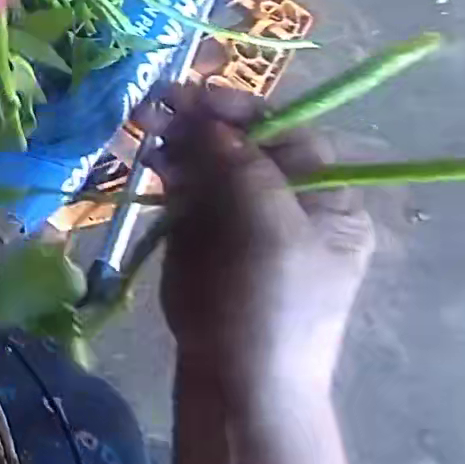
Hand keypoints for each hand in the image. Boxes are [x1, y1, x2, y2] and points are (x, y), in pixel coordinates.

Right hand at [137, 83, 374, 394]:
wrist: (235, 365)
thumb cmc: (273, 303)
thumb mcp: (275, 235)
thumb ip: (248, 173)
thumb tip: (212, 124)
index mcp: (324, 195)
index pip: (285, 133)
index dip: (241, 110)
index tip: (192, 97)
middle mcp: (280, 192)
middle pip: (238, 138)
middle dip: (197, 118)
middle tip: (152, 108)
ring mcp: (235, 206)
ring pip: (202, 154)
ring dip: (172, 135)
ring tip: (140, 127)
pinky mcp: (196, 219)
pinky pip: (178, 177)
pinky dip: (160, 161)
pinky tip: (141, 155)